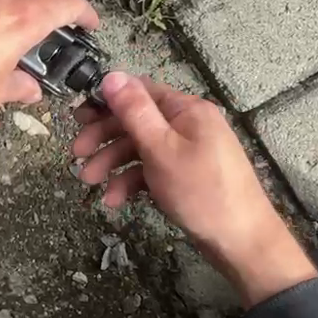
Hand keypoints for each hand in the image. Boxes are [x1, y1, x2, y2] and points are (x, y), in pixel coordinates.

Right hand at [71, 72, 314, 305]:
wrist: (241, 242)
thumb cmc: (202, 192)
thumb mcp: (161, 149)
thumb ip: (134, 112)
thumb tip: (111, 75)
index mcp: (187, 110)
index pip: (139, 91)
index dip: (106, 101)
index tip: (78, 117)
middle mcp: (188, 125)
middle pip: (135, 121)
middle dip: (103, 137)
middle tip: (76, 153)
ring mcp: (187, 151)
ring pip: (139, 148)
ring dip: (111, 163)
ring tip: (88, 181)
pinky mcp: (184, 175)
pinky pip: (150, 169)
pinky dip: (130, 181)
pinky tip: (115, 199)